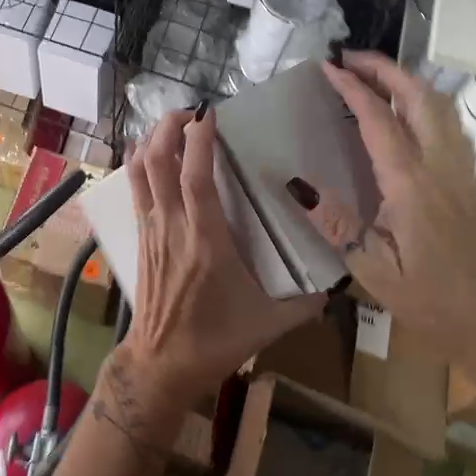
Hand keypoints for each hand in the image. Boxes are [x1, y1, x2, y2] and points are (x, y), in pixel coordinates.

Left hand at [121, 106, 324, 405]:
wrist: (161, 364)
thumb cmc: (216, 340)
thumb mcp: (270, 322)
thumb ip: (308, 301)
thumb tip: (342, 279)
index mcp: (205, 241)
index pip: (195, 177)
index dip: (199, 140)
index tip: (211, 114)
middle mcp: (171, 226)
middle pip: (157, 161)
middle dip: (169, 126)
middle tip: (191, 110)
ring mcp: (150, 229)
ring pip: (139, 170)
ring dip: (151, 139)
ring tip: (171, 123)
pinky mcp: (139, 236)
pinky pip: (133, 188)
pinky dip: (139, 161)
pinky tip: (149, 151)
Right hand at [287, 52, 475, 363]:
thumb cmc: (429, 302)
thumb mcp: (371, 269)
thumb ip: (334, 222)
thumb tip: (295, 183)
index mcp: (411, 184)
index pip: (379, 120)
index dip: (352, 89)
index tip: (327, 67)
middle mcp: (440, 166)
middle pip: (419, 97)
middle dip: (385, 69)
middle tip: (350, 59)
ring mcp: (460, 171)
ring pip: (441, 106)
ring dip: (407, 82)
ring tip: (374, 77)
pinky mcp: (467, 181)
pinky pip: (449, 124)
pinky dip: (424, 103)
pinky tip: (407, 113)